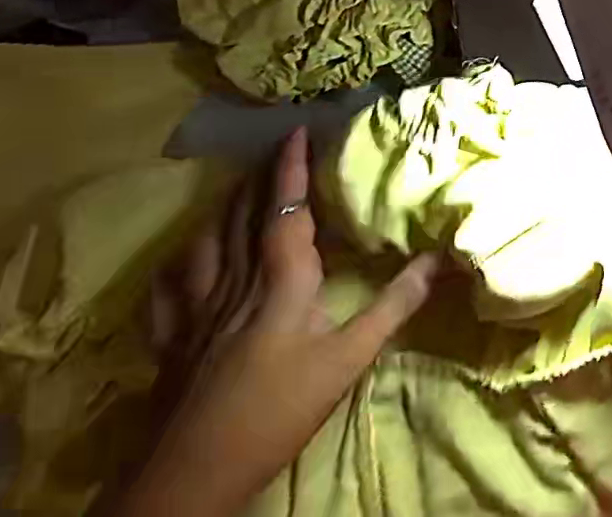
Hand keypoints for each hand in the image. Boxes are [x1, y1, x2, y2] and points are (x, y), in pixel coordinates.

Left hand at [110, 128, 439, 516]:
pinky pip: (167, 289)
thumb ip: (396, 303)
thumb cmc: (280, 409)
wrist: (190, 479)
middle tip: (274, 151)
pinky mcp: (170, 342)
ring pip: (204, 246)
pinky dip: (179, 262)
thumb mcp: (351, 358)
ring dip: (221, 211)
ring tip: (237, 190)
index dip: (291, 171)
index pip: (285, 213)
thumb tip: (443, 257)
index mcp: (280, 283)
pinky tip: (185, 257)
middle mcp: (233, 286)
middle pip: (240, 220)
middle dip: (258, 180)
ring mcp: (194, 314)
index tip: (297, 133)